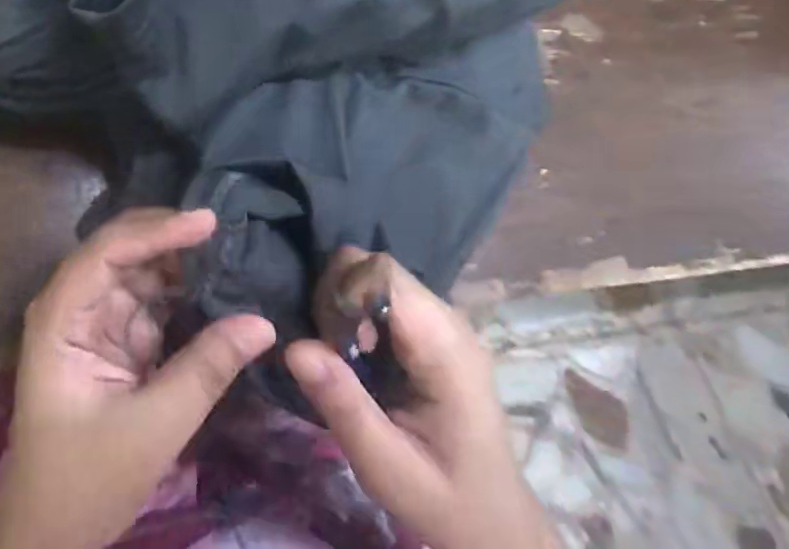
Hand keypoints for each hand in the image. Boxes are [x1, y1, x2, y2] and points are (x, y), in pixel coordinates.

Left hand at [0, 208, 275, 548]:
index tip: (207, 222)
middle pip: (122, 250)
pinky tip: (216, 281)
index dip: (156, 232)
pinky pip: (152, 299)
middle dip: (170, 235)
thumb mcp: (152, 429)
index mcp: (61, 318)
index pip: (107, 253)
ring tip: (229, 247)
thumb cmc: (85, 481)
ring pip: (140, 269)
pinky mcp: (117, 337)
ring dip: (181, 259)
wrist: (51, 531)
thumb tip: (264, 323)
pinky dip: (184, 289)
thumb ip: (205, 370)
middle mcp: (74, 305)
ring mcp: (96, 319)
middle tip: (225, 227)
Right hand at [286, 248, 559, 548]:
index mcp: (445, 346)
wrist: (495, 521)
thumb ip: (343, 406)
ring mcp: (444, 320)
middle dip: (338, 296)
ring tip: (343, 357)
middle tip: (328, 352)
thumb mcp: (386, 468)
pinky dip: (359, 313)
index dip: (342, 290)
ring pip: (378, 276)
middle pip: (377, 267)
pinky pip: (386, 295)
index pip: (382, 273)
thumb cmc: (442, 499)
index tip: (326, 341)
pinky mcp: (434, 328)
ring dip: (346, 305)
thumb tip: (294, 347)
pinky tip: (359, 356)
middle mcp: (448, 318)